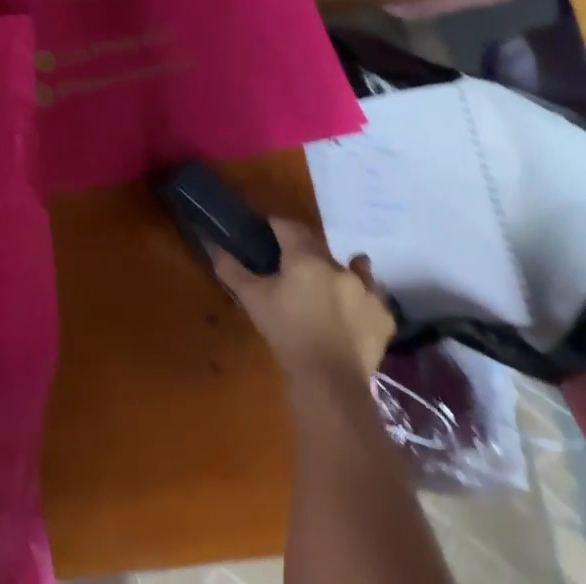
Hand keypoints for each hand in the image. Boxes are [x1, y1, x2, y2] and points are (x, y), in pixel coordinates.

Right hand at [212, 218, 394, 383]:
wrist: (329, 374)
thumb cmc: (284, 329)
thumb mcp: (250, 297)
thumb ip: (230, 268)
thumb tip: (213, 246)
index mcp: (306, 260)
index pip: (290, 227)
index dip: (276, 224)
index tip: (264, 227)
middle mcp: (342, 268)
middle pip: (320, 247)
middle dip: (303, 249)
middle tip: (287, 261)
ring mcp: (369, 292)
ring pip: (354, 268)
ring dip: (339, 267)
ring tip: (327, 275)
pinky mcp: (385, 314)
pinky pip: (373, 294)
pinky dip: (361, 292)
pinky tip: (352, 300)